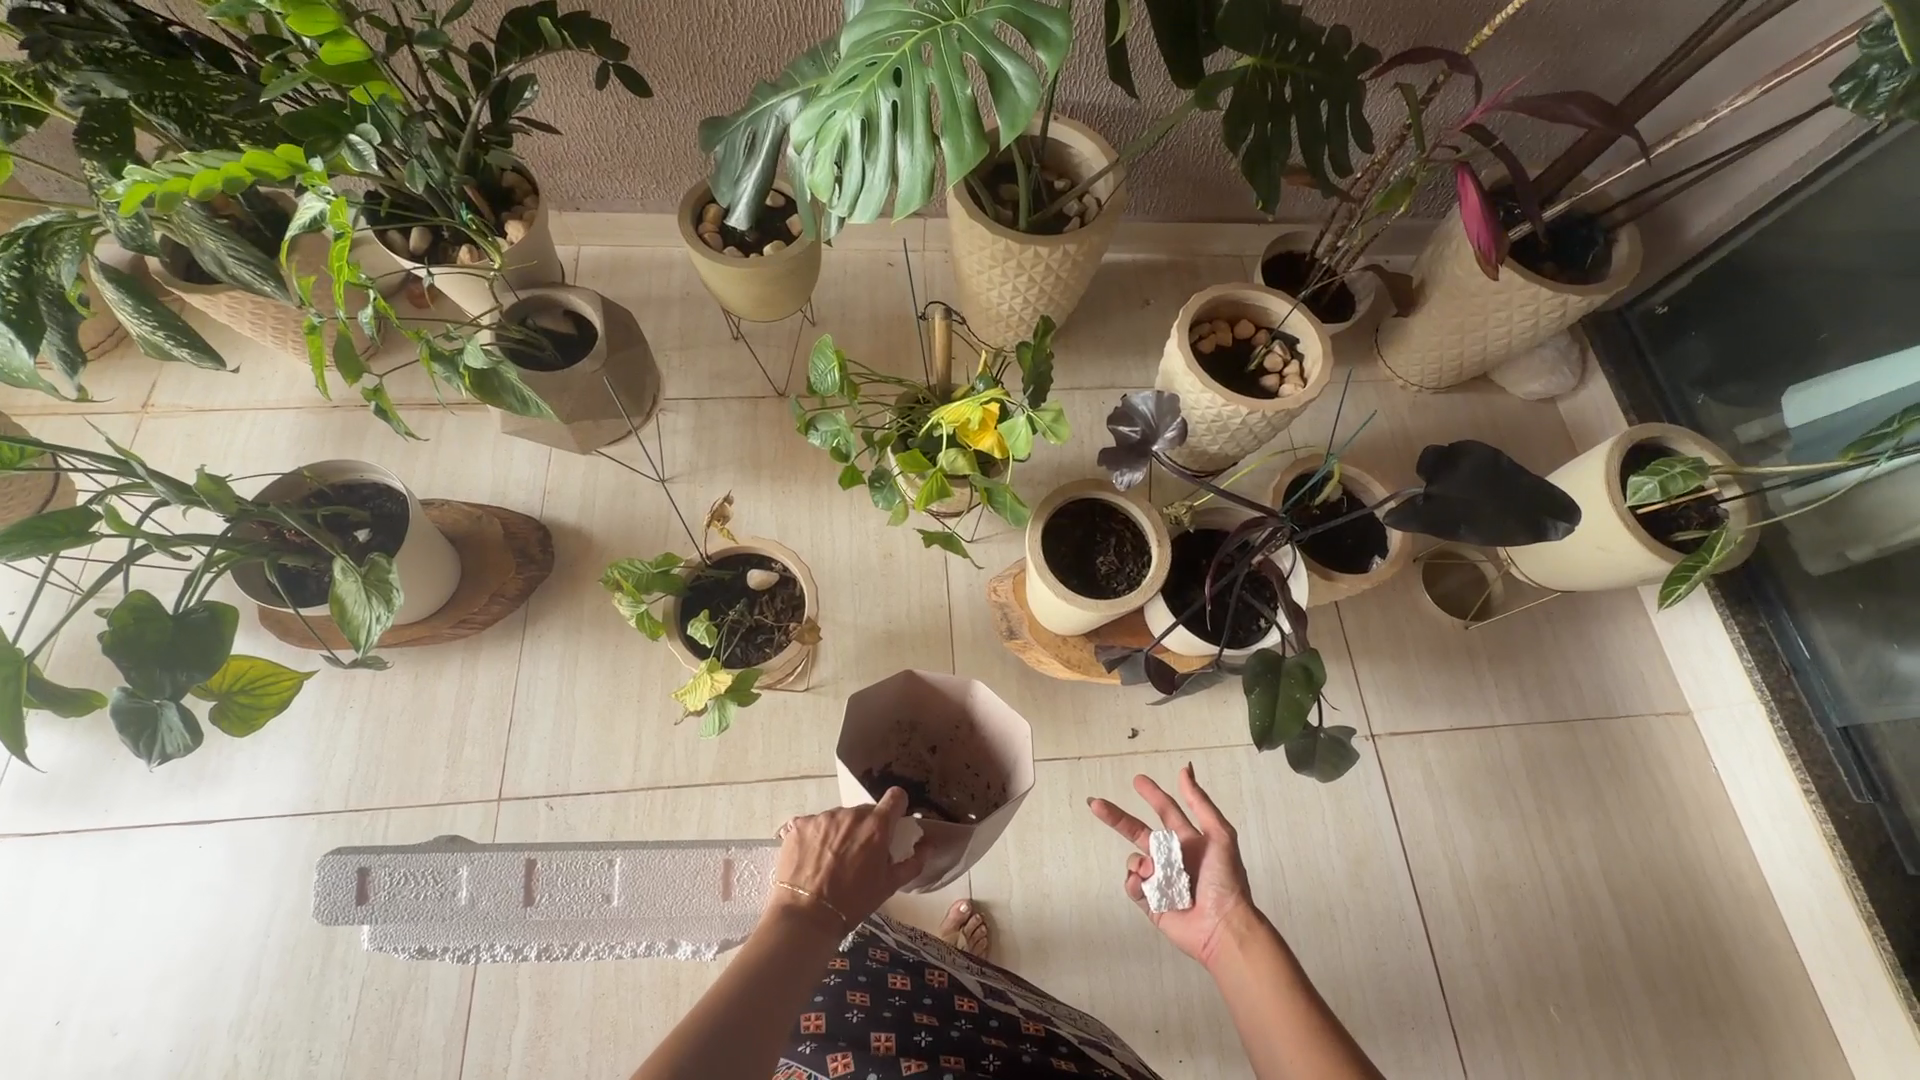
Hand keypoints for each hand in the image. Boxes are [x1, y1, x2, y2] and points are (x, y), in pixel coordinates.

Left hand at [770, 788, 926, 934]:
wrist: (807, 916)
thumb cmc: (853, 902)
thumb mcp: (888, 886)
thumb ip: (912, 863)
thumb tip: (928, 848)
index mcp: (876, 826)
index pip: (895, 797)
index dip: (896, 807)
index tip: (892, 821)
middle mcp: (850, 814)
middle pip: (864, 812)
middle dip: (865, 827)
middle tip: (858, 853)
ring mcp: (823, 817)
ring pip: (838, 818)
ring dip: (839, 832)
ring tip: (831, 860)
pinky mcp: (800, 825)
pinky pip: (814, 824)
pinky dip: (815, 837)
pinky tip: (812, 858)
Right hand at [1088, 764, 1258, 968]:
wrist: (1223, 926)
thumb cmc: (1226, 880)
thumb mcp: (1220, 834)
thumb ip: (1199, 802)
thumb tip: (1185, 769)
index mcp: (1188, 841)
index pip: (1166, 811)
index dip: (1152, 795)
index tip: (1137, 781)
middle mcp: (1170, 858)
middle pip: (1136, 832)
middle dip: (1116, 818)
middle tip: (1096, 804)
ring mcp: (1158, 879)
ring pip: (1133, 859)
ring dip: (1139, 861)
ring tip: (1153, 872)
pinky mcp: (1150, 901)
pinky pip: (1132, 884)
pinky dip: (1135, 882)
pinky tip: (1147, 886)